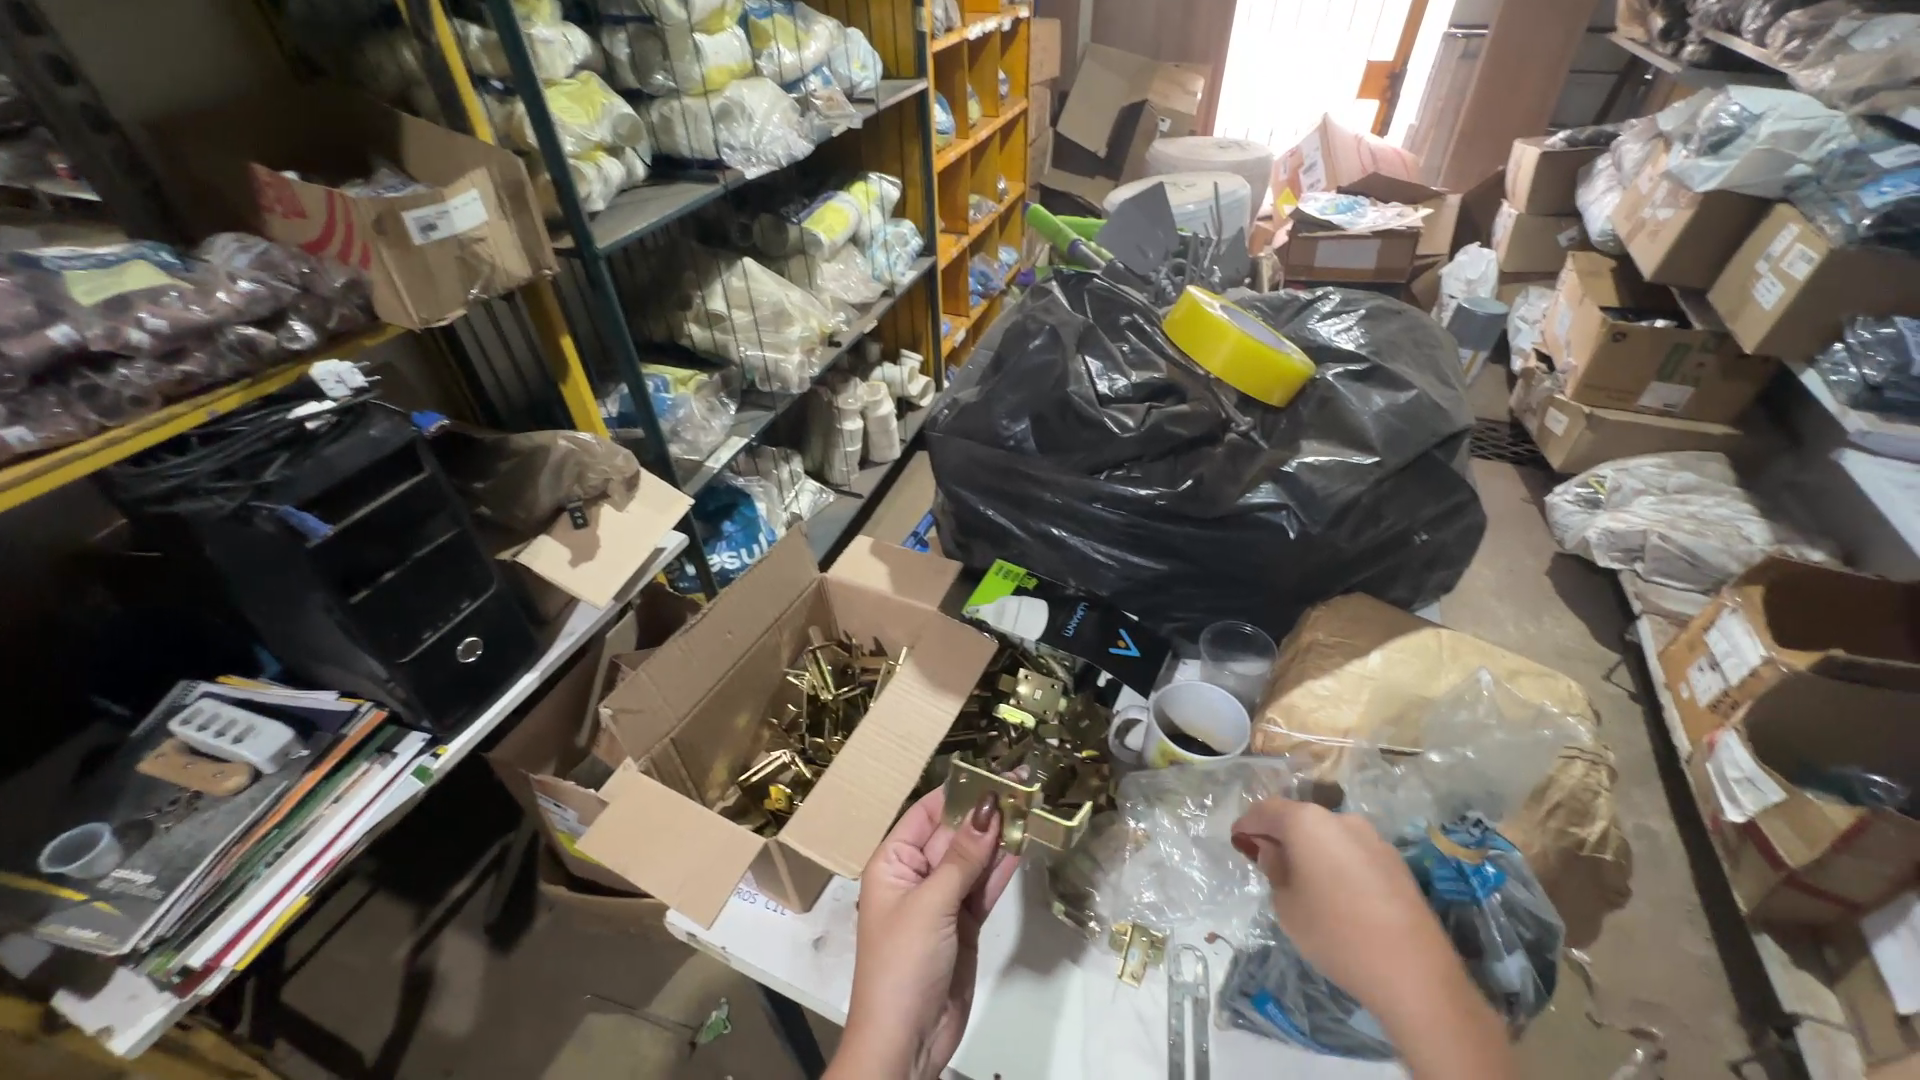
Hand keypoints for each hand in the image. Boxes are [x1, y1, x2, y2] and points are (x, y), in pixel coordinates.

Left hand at [831, 788, 1018, 1079]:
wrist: (906, 1039)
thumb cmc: (904, 963)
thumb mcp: (931, 903)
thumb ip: (963, 856)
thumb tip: (987, 805)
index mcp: (892, 863)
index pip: (926, 813)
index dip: (958, 792)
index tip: (992, 771)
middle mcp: (915, 875)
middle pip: (954, 834)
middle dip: (985, 812)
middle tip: (1023, 784)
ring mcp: (941, 901)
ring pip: (973, 859)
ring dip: (999, 837)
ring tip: (1031, 806)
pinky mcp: (963, 925)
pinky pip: (983, 887)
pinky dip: (1002, 868)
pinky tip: (1024, 845)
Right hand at [1230, 796, 1458, 1017]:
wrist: (1412, 971)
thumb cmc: (1334, 933)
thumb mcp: (1286, 904)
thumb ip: (1274, 868)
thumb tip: (1273, 850)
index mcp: (1307, 822)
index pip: (1265, 810)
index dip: (1248, 824)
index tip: (1238, 842)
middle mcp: (1341, 819)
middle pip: (1300, 818)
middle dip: (1281, 836)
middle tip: (1268, 863)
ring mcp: (1373, 839)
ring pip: (1329, 835)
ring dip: (1312, 849)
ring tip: (1305, 882)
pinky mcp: (1396, 862)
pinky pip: (1353, 853)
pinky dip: (1337, 863)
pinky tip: (1338, 895)